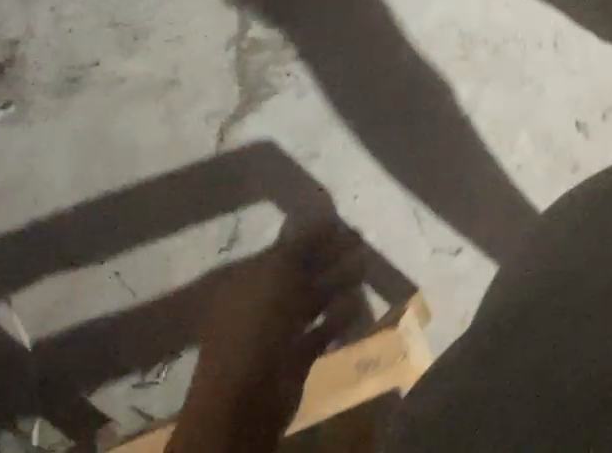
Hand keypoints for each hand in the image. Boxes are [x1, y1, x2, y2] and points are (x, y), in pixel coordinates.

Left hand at [172, 223, 370, 452]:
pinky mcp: (296, 356)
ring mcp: (278, 332)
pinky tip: (357, 306)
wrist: (248, 395)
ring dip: (339, 284)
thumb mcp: (277, 270)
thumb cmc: (257, 322)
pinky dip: (338, 318)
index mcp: (247, 280)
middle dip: (331, 257)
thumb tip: (323, 216)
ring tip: (365, 270)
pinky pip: (321, 330)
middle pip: (301, 273)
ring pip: (314, 300)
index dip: (313, 235)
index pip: (284, 249)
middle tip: (362, 242)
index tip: (343, 222)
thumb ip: (301, 242)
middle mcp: (260, 303)